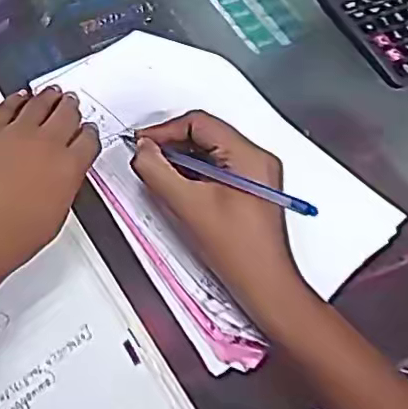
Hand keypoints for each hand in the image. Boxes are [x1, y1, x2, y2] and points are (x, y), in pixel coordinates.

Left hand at [0, 87, 100, 279]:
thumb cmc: (13, 233)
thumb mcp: (56, 214)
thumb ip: (63, 185)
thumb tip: (61, 177)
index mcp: (69, 166)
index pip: (88, 140)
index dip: (88, 133)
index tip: (86, 131)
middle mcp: (46, 143)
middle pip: (66, 114)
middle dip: (71, 107)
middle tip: (71, 102)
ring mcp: (16, 133)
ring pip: (39, 103)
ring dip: (48, 97)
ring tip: (51, 92)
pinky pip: (6, 106)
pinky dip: (16, 99)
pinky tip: (19, 97)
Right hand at [129, 111, 305, 303]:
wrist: (264, 285)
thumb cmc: (238, 251)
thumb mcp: (186, 204)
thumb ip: (156, 170)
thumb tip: (143, 149)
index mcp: (248, 157)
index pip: (198, 123)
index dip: (164, 130)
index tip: (143, 143)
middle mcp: (256, 161)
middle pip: (203, 133)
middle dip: (170, 143)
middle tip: (147, 156)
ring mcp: (254, 175)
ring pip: (206, 149)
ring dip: (179, 158)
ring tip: (159, 174)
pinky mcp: (247, 188)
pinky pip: (212, 166)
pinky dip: (190, 171)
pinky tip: (177, 188)